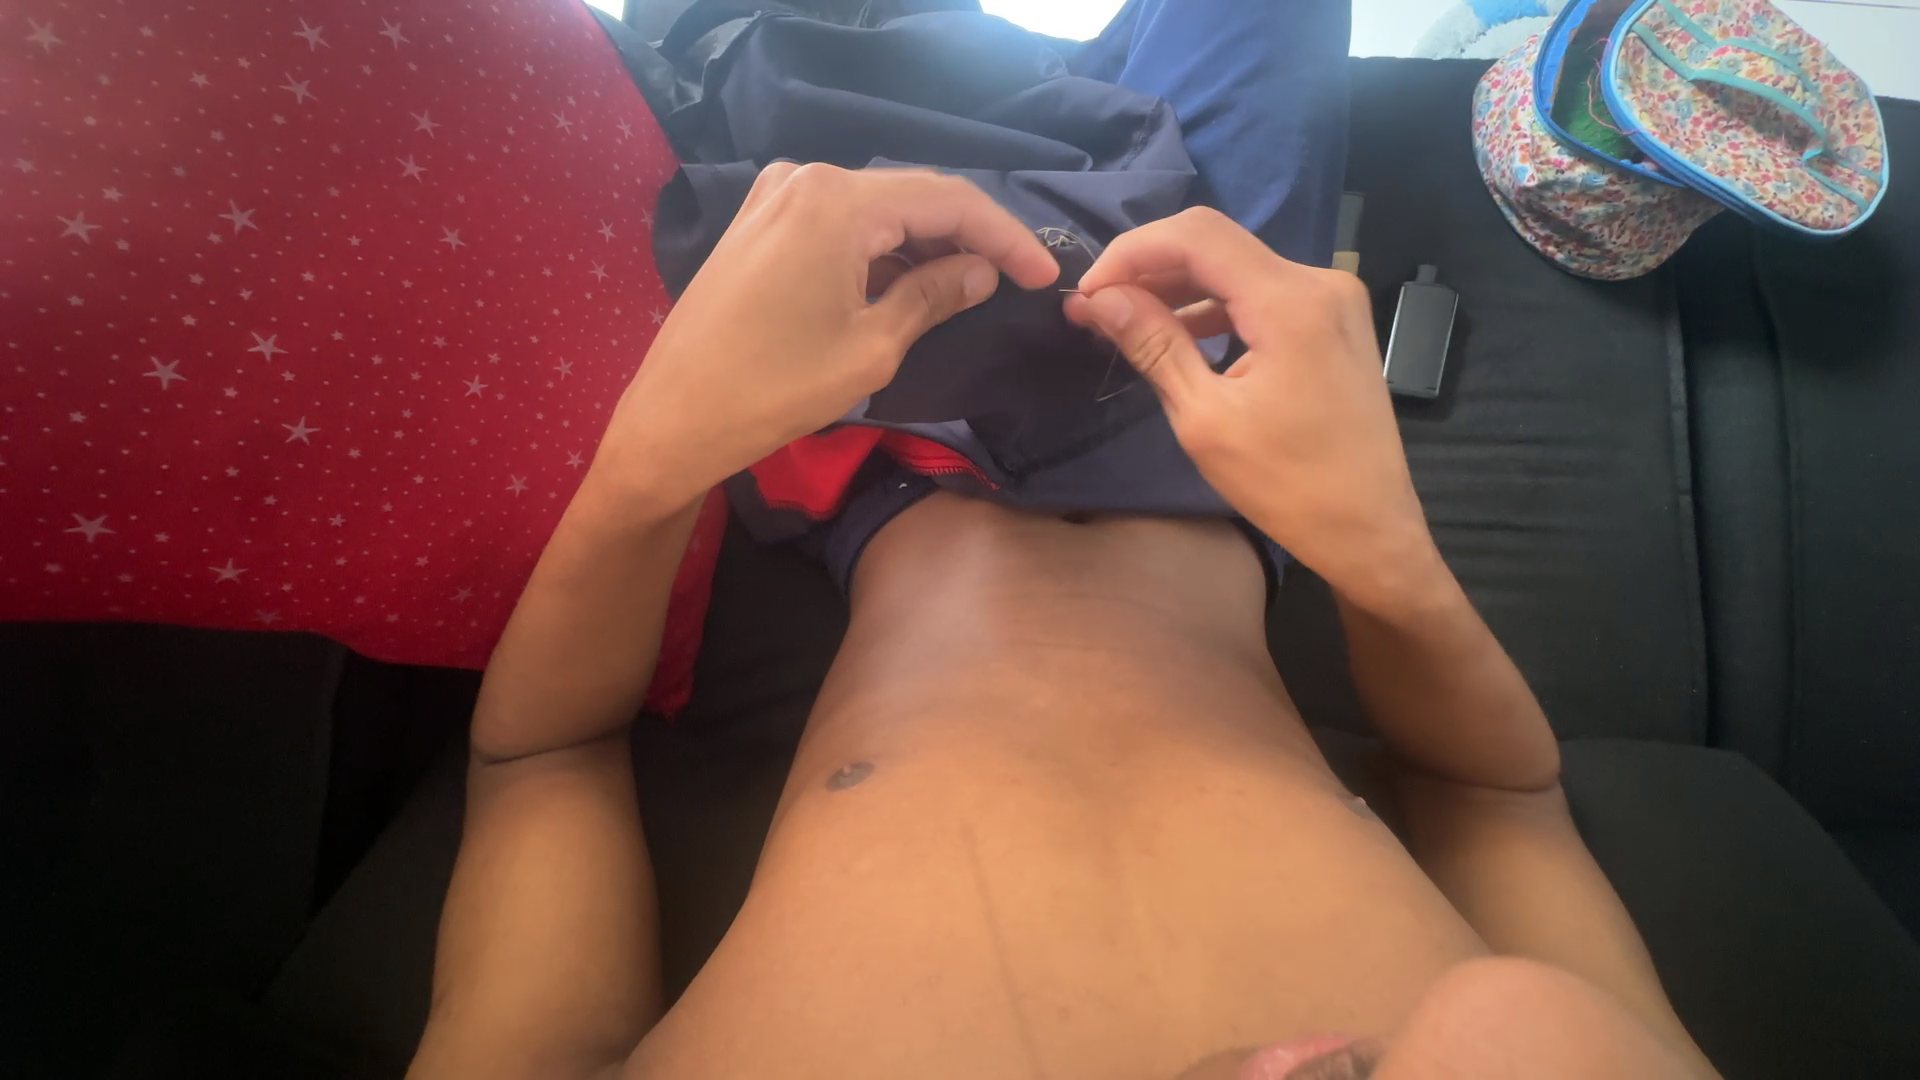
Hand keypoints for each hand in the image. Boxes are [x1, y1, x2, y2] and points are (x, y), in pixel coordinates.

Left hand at [591, 163, 1058, 515]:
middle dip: (967, 238)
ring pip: (874, 212)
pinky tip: (905, 283)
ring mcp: (775, 198)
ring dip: (923, 246)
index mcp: (837, 201)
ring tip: (966, 287)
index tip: (1042, 274)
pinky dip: (879, 253)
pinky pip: (838, 228)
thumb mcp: (872, 347)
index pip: (947, 200)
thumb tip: (982, 271)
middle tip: (1012, 280)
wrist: (675, 417)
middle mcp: (805, 180)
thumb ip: (933, 295)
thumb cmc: (776, 389)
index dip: (1004, 236)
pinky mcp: (759, 226)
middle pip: (910, 197)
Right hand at [1065, 207, 1442, 610]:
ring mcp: (1331, 299)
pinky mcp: (1331, 322)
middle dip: (1148, 269)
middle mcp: (1318, 281)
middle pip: (1217, 245)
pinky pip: (1261, 296)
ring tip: (1124, 321)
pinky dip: (1213, 309)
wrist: (1366, 527)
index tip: (1087, 292)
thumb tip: (1100, 300)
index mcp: (1289, 302)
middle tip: (1095, 308)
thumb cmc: (1283, 483)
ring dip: (1177, 289)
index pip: (1197, 236)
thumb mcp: (1204, 418)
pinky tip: (1177, 334)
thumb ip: (1154, 346)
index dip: (1131, 252)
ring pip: (1237, 269)